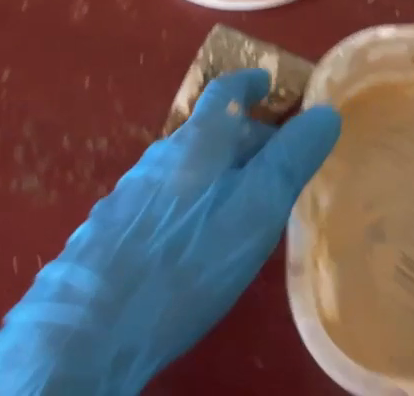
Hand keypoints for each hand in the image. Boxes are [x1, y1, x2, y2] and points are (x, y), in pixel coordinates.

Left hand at [0, 69, 341, 395]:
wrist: (87, 331)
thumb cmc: (187, 260)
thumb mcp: (257, 207)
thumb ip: (292, 158)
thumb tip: (326, 111)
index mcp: (197, 143)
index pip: (225, 92)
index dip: (249, 82)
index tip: (267, 81)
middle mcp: (160, 158)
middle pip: (206, 133)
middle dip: (241, 137)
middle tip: (273, 158)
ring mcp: (129, 197)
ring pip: (183, 170)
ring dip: (215, 173)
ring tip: (239, 202)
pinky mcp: (111, 235)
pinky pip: (161, 203)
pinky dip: (189, 204)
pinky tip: (192, 242)